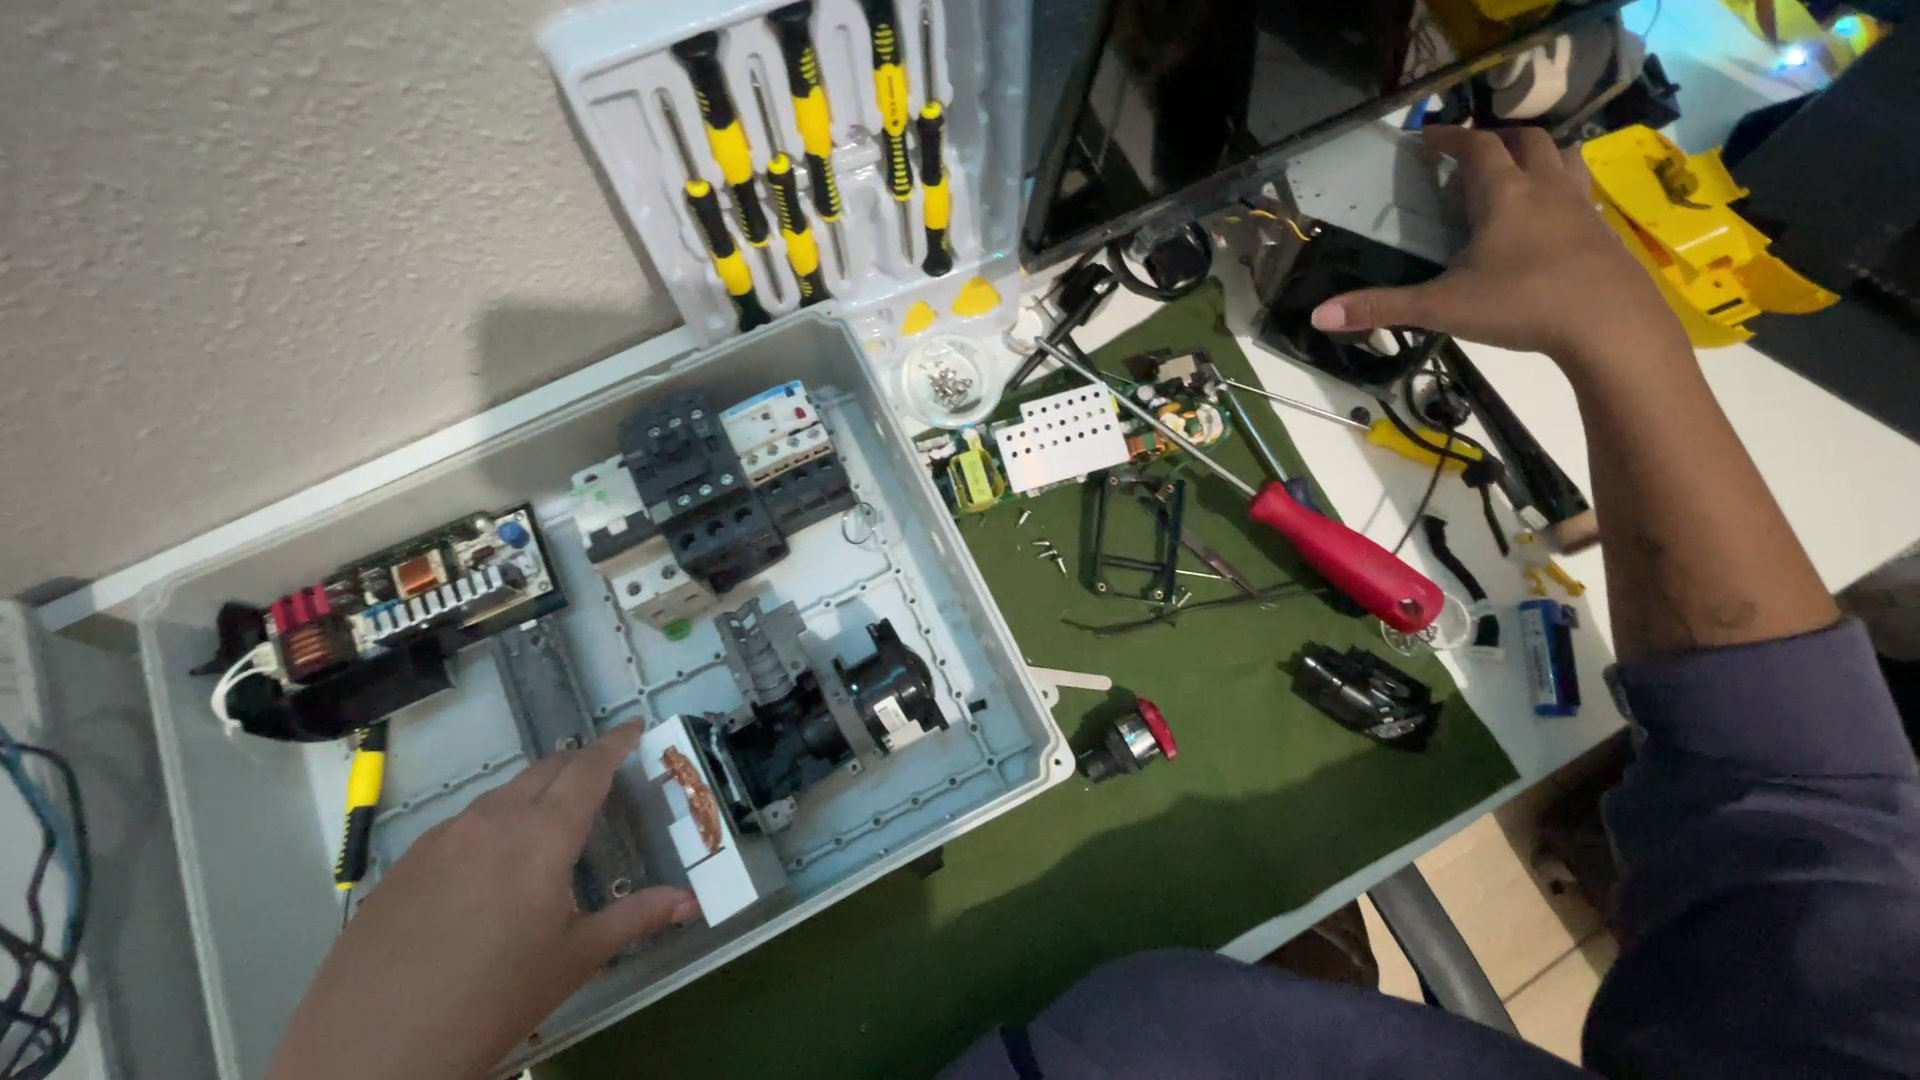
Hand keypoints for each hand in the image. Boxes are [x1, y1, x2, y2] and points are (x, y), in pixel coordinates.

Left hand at [267, 723, 697, 1079]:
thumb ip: (637, 917)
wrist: (369, 1052)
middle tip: (602, 776)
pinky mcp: (405, 864)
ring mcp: (441, 839)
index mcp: (542, 836)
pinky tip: (490, 869)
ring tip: (549, 824)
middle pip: (544, 769)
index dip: (615, 743)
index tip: (633, 726)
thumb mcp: (575, 959)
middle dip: (578, 763)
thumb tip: (691, 902)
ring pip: (500, 794)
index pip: (588, 768)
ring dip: (534, 794)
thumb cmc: (492, 999)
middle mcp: (492, 821)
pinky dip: (493, 824)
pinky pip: (462, 824)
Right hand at [1309, 125, 1686, 365]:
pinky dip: (1559, 189)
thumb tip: (1319, 315)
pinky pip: (1579, 192)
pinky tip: (1545, 218)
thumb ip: (1380, 309)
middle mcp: (1544, 188)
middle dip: (1496, 139)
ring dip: (1536, 155)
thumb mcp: (1440, 308)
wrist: (1608, 324)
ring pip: (1561, 158)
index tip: (1426, 139)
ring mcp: (1578, 207)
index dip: (1449, 138)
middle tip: (1469, 155)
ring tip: (1514, 173)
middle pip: (1526, 141)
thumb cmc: (1520, 304)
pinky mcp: (1600, 231)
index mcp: (1503, 195)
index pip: (1476, 147)